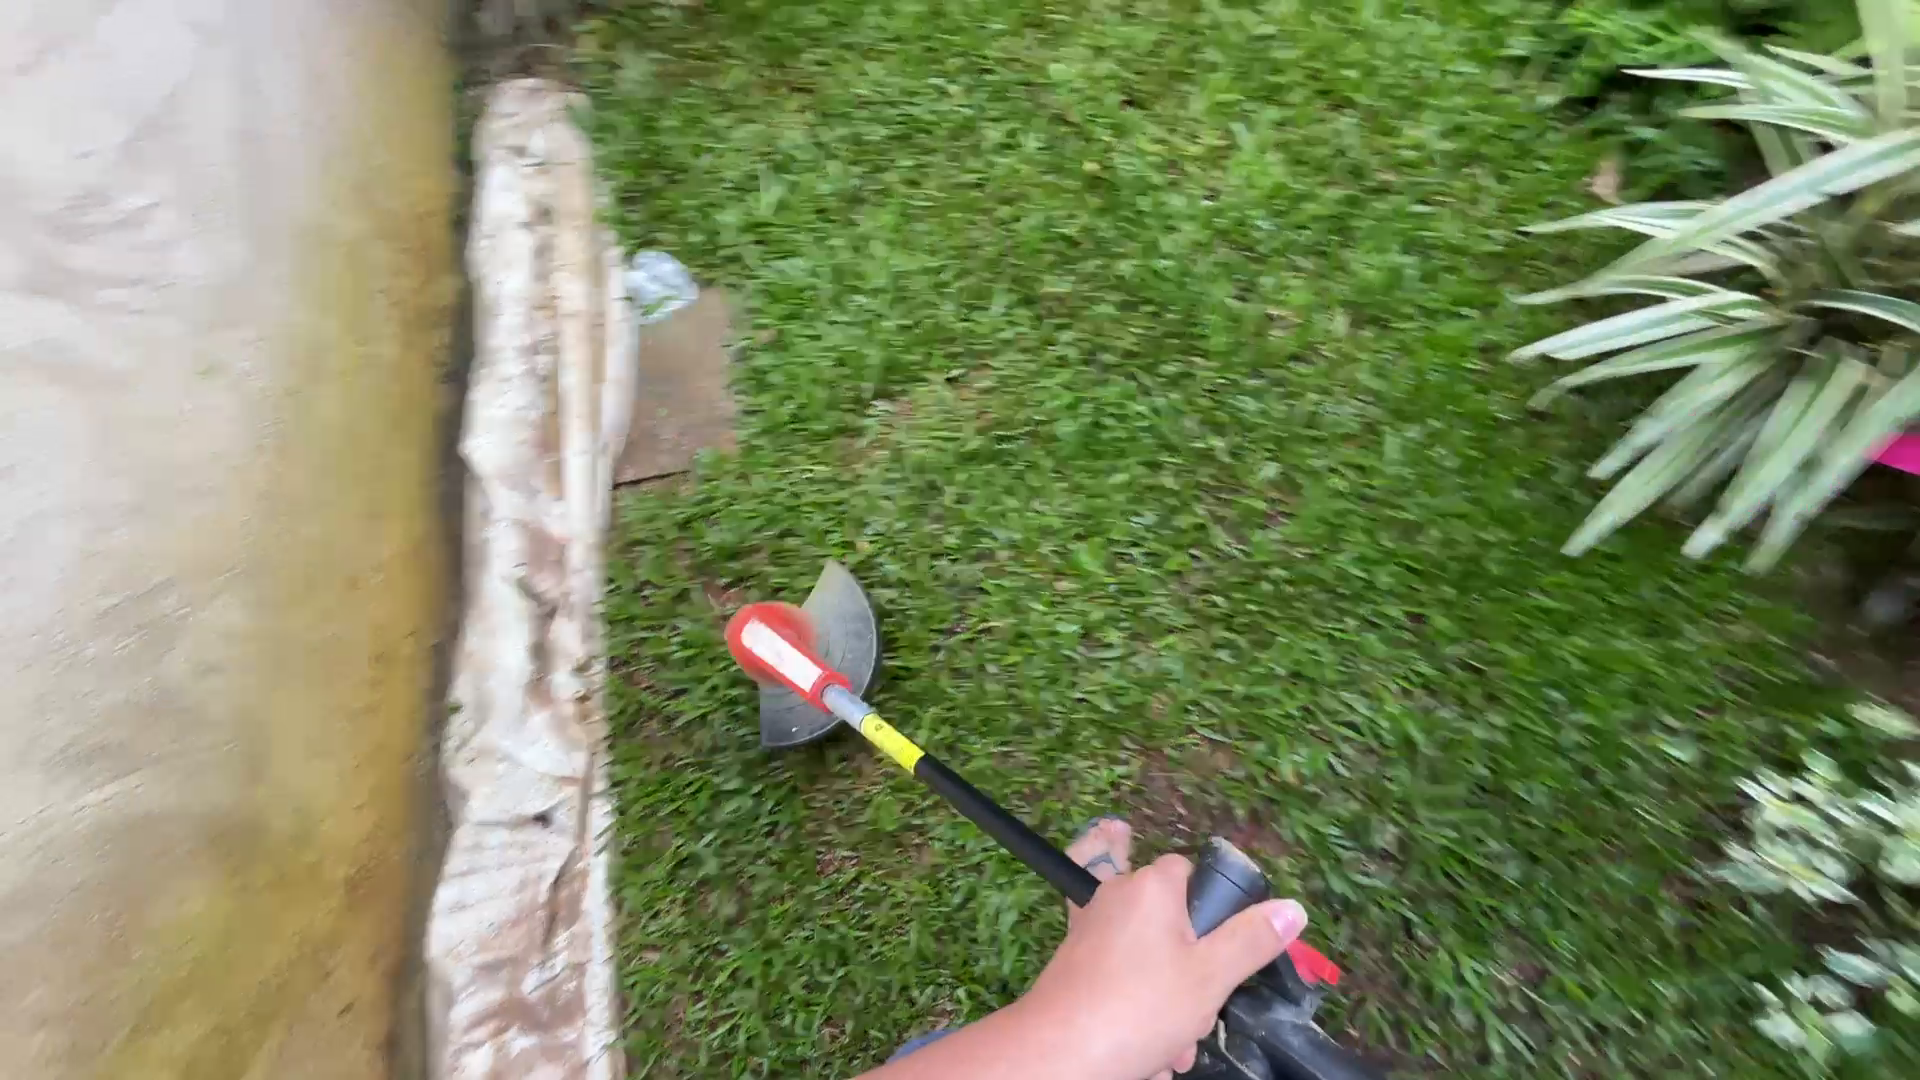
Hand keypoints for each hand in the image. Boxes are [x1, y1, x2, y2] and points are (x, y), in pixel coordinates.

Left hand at [1015, 853, 1307, 1079]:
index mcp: (1151, 884)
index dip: (1210, 908)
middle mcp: (1118, 892)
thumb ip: (1251, 940)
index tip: (1221, 951)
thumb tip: (1293, 907)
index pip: (1188, 870)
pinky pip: (1121, 971)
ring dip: (1167, 1002)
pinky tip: (1146, 1047)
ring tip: (1169, 1044)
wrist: (1062, 1047)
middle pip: (1171, 922)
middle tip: (1194, 1014)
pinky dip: (1136, 1004)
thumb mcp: (1211, 976)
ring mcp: (1093, 922)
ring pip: (1149, 957)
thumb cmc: (1141, 1004)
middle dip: (1190, 973)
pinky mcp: (1078, 954)